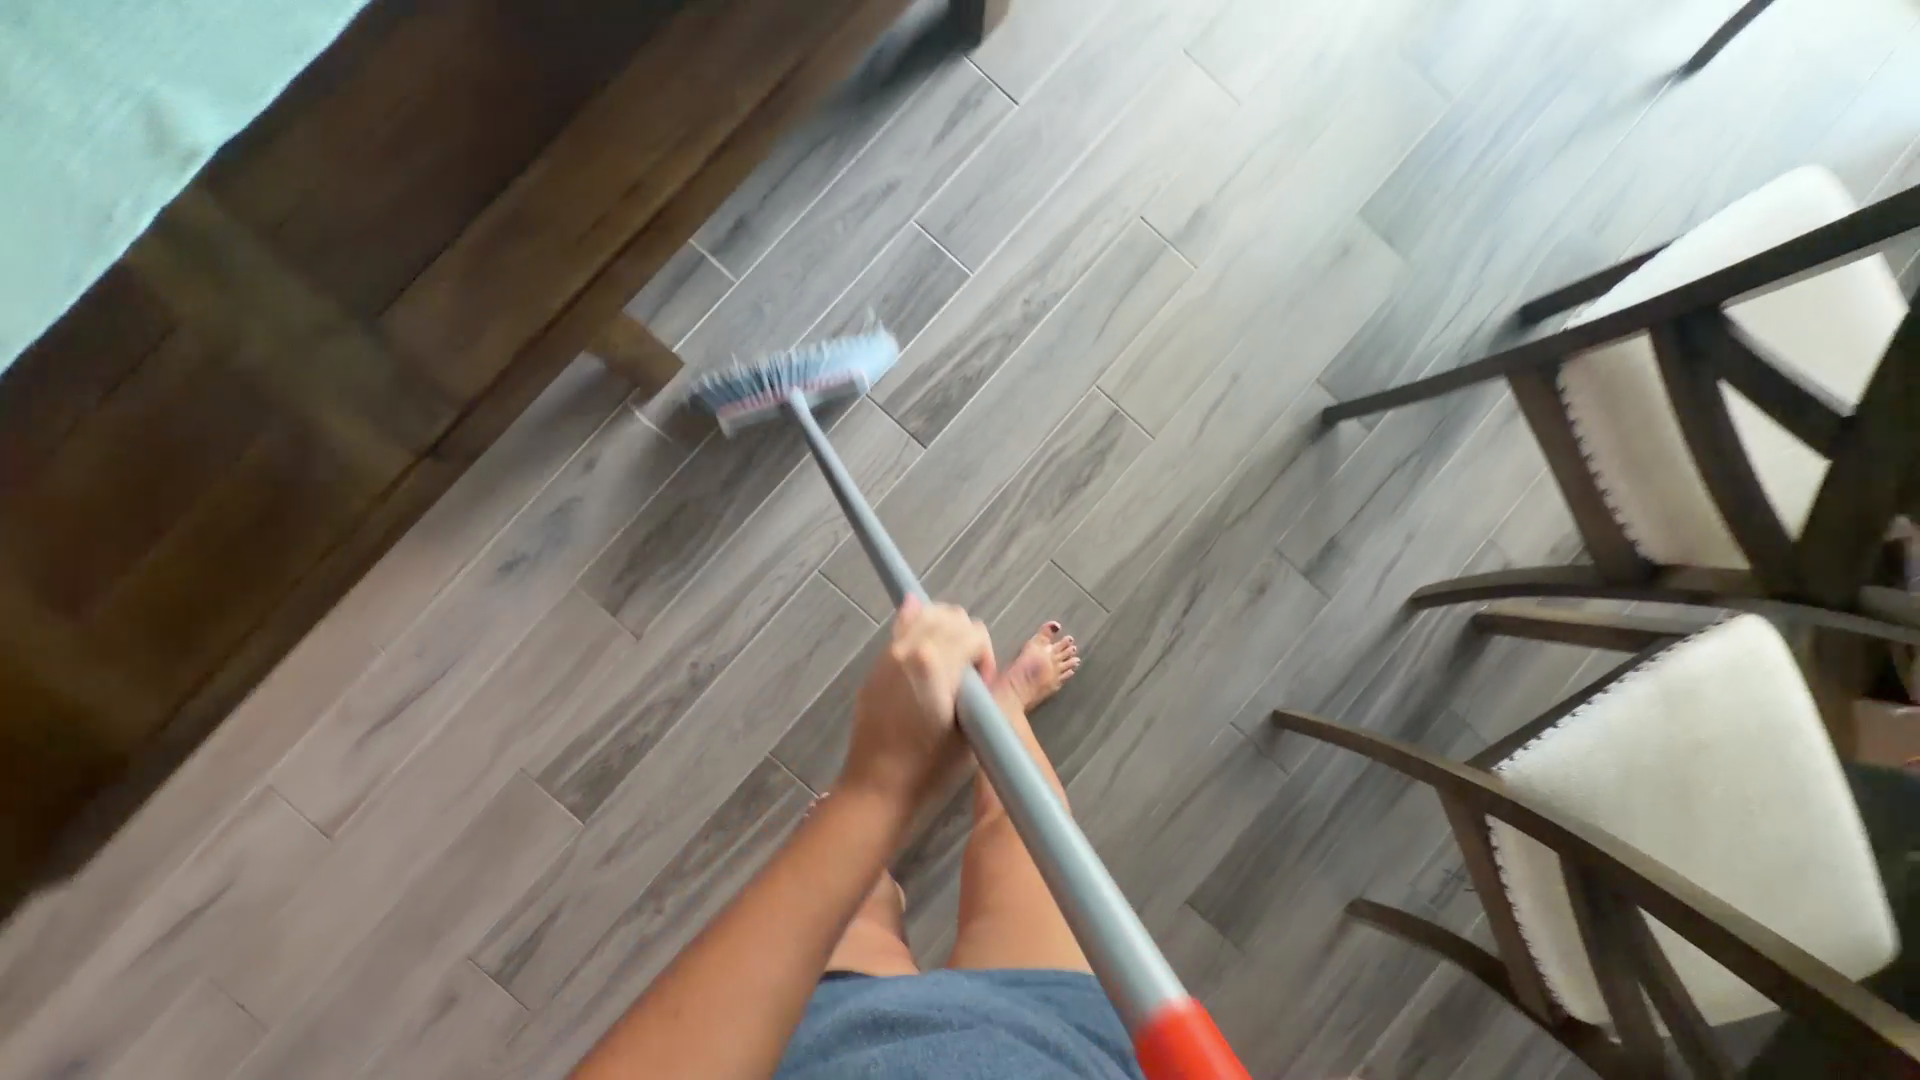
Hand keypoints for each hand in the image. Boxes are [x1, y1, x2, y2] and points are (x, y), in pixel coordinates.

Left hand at [840, 596, 993, 808]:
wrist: (878, 784)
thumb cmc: (930, 766)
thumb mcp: (971, 728)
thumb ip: (986, 688)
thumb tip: (994, 666)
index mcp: (936, 663)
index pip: (975, 633)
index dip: (985, 658)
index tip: (982, 687)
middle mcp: (911, 648)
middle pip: (952, 617)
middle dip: (968, 639)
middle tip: (968, 676)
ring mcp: (889, 653)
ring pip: (926, 615)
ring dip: (945, 631)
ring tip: (949, 665)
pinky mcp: (877, 664)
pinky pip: (902, 629)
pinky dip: (918, 628)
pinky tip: (927, 648)